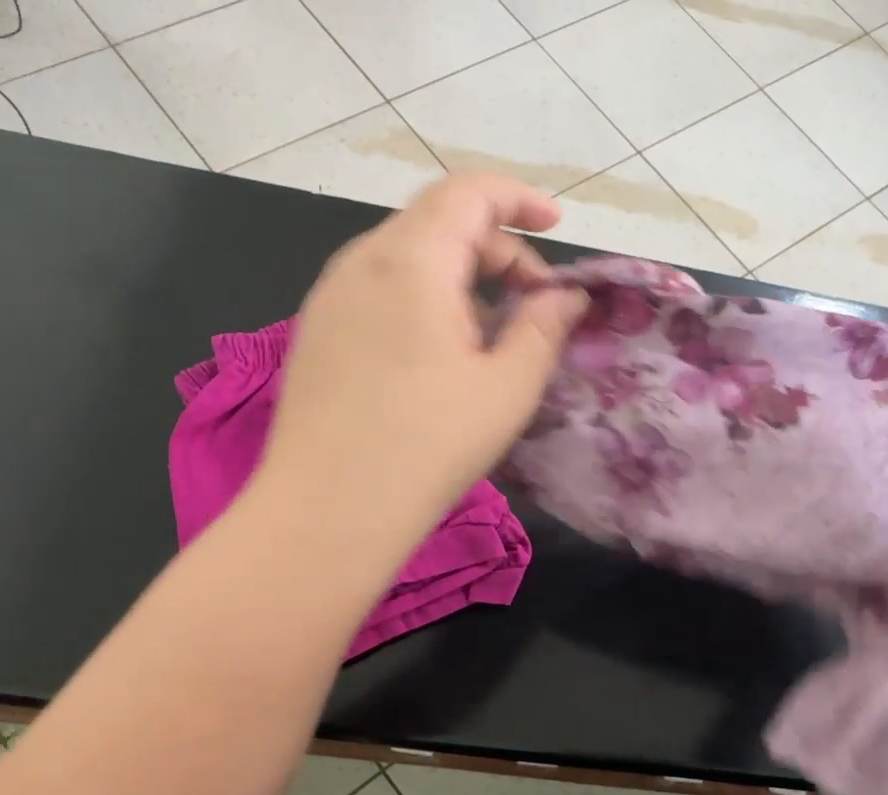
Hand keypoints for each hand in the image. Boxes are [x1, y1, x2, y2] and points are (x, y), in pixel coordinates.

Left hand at [256, 173, 588, 533]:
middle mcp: (363, 261)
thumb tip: (568, 297)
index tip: (559, 224)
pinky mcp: (319, 329)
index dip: (520, 198)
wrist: (329, 509)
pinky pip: (383, 287)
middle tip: (540, 304)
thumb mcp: (508, 387)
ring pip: (410, 255)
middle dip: (500, 248)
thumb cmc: (430, 445)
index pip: (469, 192)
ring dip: (464, 274)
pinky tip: (445, 353)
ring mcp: (332, 294)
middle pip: (440, 221)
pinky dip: (428, 296)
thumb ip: (544, 329)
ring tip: (497, 332)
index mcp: (413, 262)